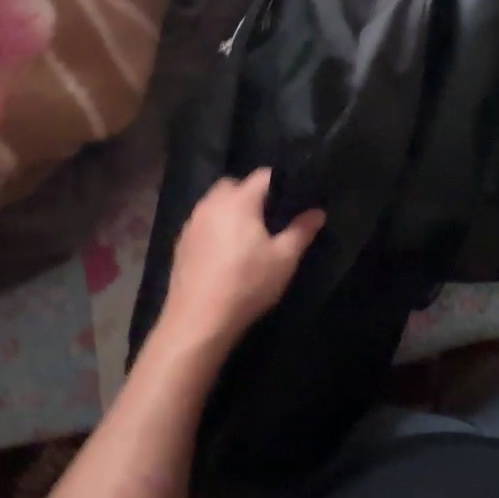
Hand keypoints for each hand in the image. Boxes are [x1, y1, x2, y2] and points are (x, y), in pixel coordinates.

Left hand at [161, 170, 323, 350]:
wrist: (197, 322)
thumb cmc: (246, 284)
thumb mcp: (284, 259)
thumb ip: (302, 231)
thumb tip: (318, 212)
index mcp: (239, 201)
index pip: (263, 176)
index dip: (281, 183)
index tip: (294, 199)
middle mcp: (211, 204)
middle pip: (234, 185)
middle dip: (252, 194)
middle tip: (269, 218)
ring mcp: (192, 223)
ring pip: (215, 203)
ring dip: (231, 210)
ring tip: (247, 236)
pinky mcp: (181, 244)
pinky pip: (203, 223)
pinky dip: (215, 228)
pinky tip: (225, 253)